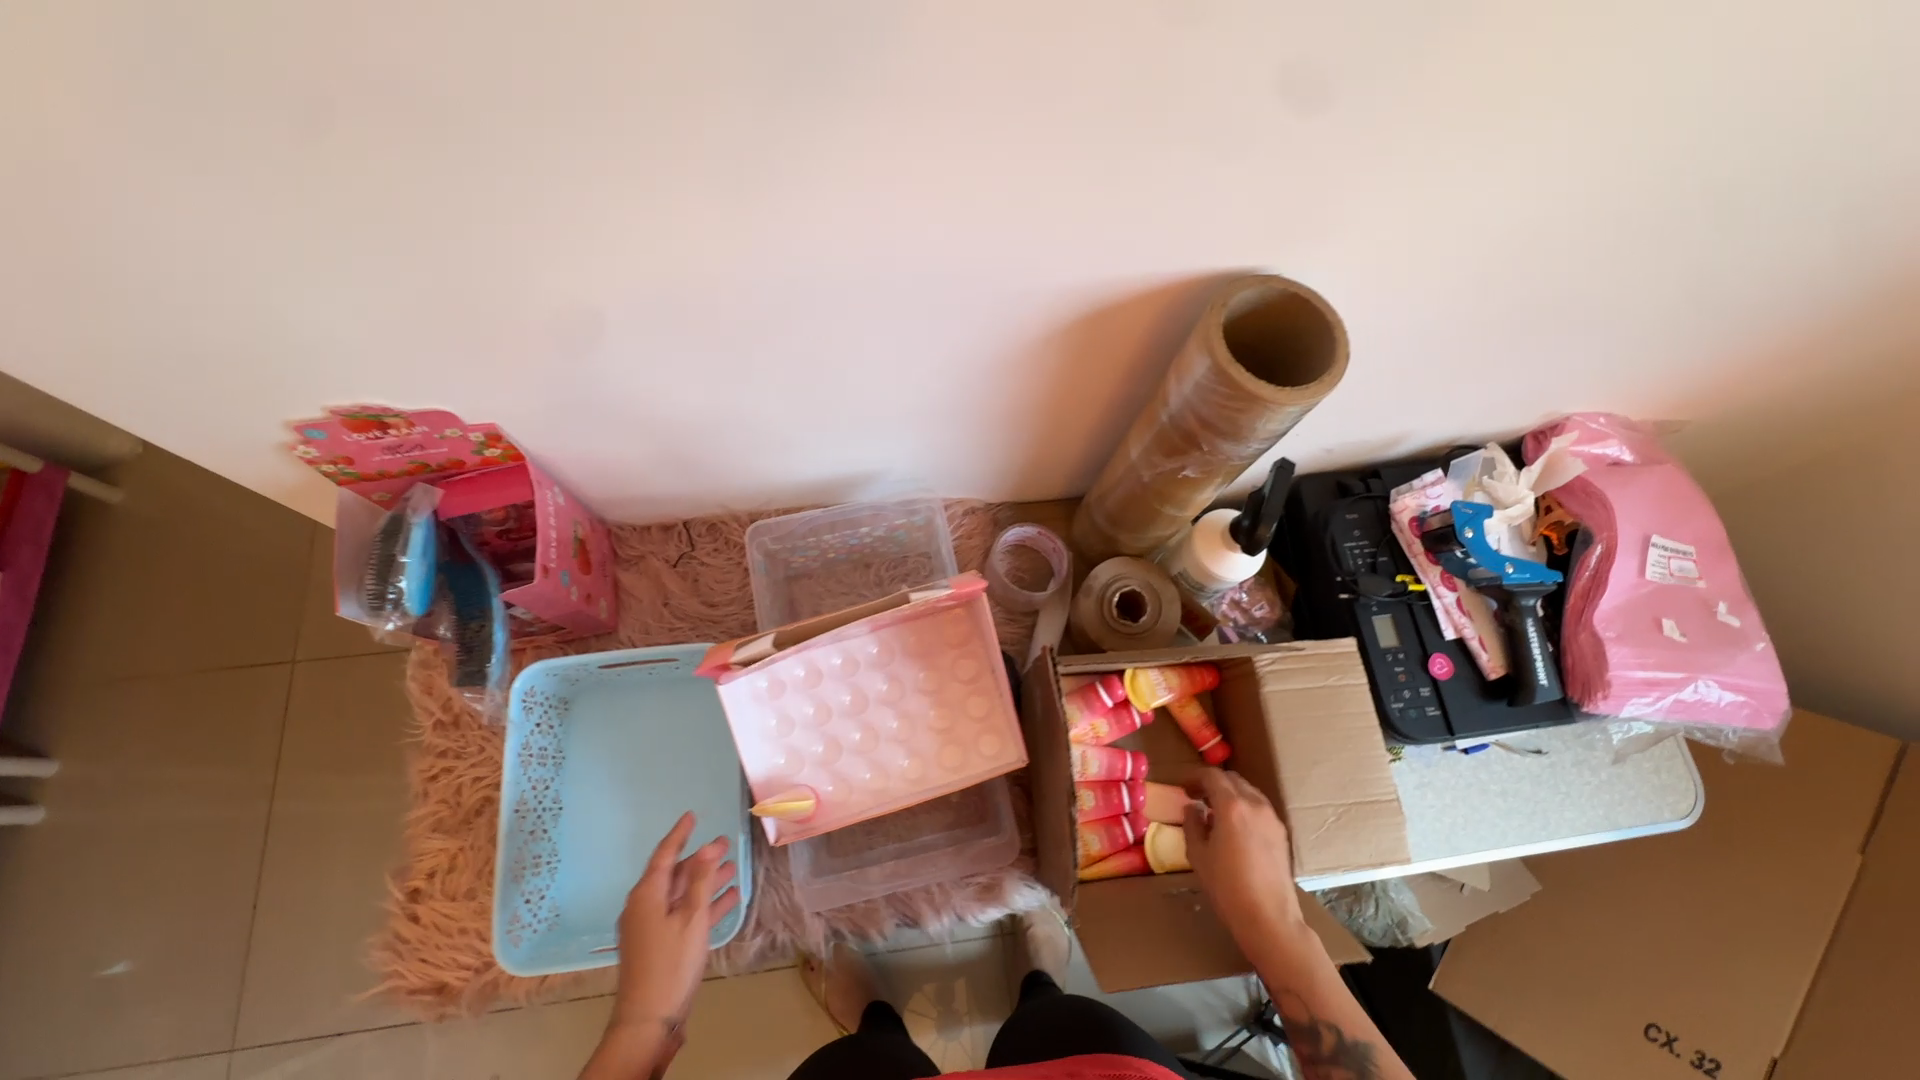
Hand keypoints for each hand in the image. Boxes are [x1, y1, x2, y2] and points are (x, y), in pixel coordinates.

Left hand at [609, 813, 740, 1042]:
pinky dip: (705, 905)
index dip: (680, 834)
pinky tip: (730, 899)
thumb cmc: (671, 962)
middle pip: (675, 874)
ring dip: (707, 882)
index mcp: (646, 894)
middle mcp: (645, 906)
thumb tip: (708, 846)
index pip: (664, 854)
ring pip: (683, 895)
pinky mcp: (661, 945)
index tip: (693, 816)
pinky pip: (685, 914)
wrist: (650, 1019)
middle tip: (726, 844)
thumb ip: (700, 880)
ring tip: (734, 868)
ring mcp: (652, 927)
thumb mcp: (691, 917)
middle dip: (701, 859)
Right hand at [1182, 769, 1310, 952]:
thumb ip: (1192, 824)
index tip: (1184, 788)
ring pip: (1248, 792)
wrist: (1268, 917)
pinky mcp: (1282, 833)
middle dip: (1213, 783)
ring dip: (1230, 794)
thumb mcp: (1198, 855)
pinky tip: (1235, 828)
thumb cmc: (1226, 887)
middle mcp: (1255, 804)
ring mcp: (1272, 818)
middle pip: (1232, 779)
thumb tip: (1192, 808)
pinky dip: (1244, 807)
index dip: (1194, 777)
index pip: (1212, 776)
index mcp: (1231, 806)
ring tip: (1215, 813)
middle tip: (1197, 797)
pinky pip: (1260, 808)